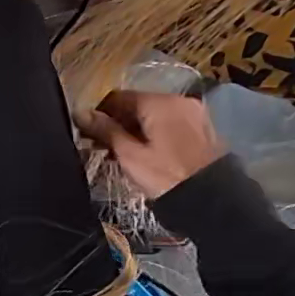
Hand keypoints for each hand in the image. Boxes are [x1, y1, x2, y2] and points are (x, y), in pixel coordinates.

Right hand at [74, 90, 227, 199]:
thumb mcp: (129, 154)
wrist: (214, 198)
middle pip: (136, 104)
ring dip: (133, 129)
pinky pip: (168, 122)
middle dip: (116, 122)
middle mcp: (179, 100)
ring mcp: (193, 113)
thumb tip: (80, 113)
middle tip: (101, 146)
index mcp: (159, 103)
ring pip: (152, 114)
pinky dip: (152, 132)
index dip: (98, 114)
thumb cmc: (165, 176)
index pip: (117, 97)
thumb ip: (105, 130)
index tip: (88, 134)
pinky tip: (143, 152)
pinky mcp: (202, 127)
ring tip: (120, 152)